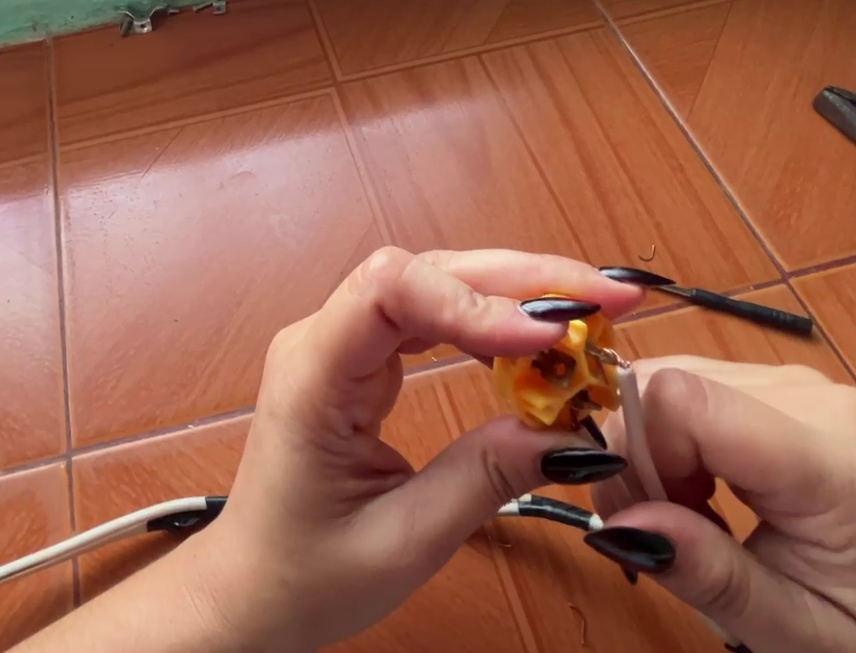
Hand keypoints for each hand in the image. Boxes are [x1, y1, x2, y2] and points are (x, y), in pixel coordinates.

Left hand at [179, 247, 643, 649]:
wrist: (251, 585)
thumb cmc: (305, 572)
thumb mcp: (405, 540)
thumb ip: (484, 479)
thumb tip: (571, 433)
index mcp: (313, 374)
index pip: (387, 290)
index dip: (472, 298)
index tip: (548, 334)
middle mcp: (322, 338)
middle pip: (422, 271)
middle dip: (516, 280)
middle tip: (604, 300)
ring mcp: (342, 342)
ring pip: (432, 284)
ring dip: (511, 293)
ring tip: (586, 314)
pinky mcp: (363, 356)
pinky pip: (430, 315)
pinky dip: (488, 322)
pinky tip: (534, 342)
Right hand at [588, 357, 855, 652]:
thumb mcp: (805, 643)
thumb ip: (714, 579)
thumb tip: (624, 523)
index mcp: (837, 470)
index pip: (685, 400)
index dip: (643, 452)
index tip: (656, 520)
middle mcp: (817, 399)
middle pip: (666, 385)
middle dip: (640, 456)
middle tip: (667, 528)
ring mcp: (800, 380)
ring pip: (666, 380)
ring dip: (651, 446)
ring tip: (690, 511)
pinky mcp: (781, 378)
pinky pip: (686, 383)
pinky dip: (668, 432)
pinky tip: (701, 482)